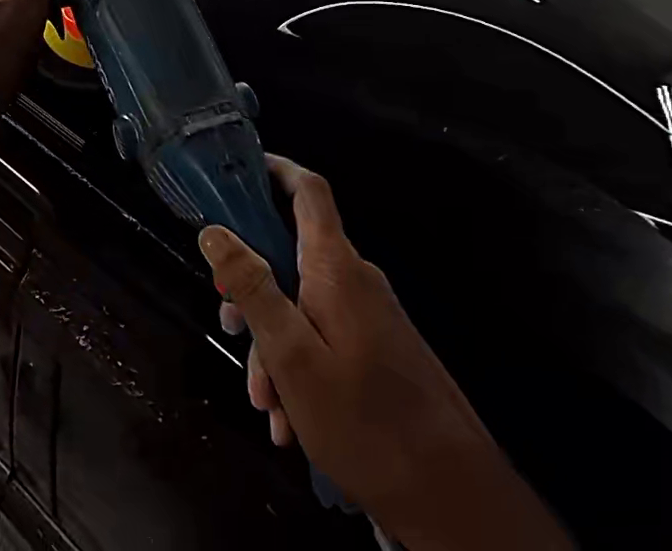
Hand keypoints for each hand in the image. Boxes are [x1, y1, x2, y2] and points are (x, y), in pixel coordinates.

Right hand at [202, 156, 570, 550]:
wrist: (456, 502)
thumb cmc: (365, 422)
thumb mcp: (290, 354)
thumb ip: (251, 286)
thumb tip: (214, 231)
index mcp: (337, 270)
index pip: (309, 192)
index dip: (276, 169)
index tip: (238, 169)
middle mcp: (356, 282)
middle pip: (290, 254)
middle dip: (251, 289)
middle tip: (229, 327)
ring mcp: (370, 316)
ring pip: (300, 304)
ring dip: (272, 343)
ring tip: (266, 402)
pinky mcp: (377, 347)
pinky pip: (321, 335)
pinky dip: (297, 364)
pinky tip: (290, 416)